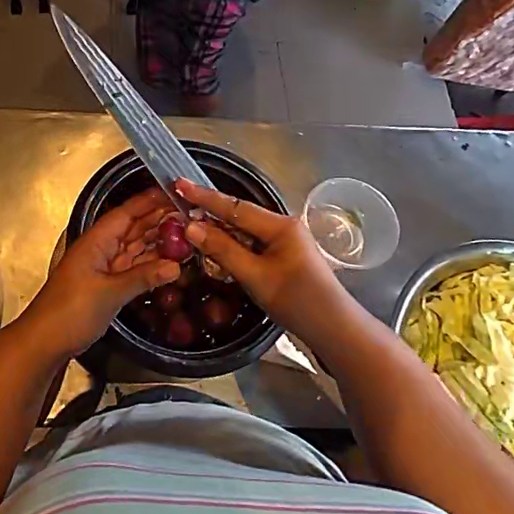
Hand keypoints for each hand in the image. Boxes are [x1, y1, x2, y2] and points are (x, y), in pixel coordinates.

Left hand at [18, 189, 181, 360]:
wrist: (43, 343)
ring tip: (186, 234)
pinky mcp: (107, 285)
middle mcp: (100, 249)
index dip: (150, 201)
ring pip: (135, 247)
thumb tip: (175, 266)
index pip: (127, 212)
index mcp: (96, 241)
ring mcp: (104, 267)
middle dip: (159, 220)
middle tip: (189, 215)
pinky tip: (170, 262)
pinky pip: (133, 267)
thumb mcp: (109, 293)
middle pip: (133, 228)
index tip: (174, 194)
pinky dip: (151, 263)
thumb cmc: (68, 313)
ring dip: (158, 241)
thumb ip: (143, 277)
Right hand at [176, 179, 363, 341]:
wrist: (335, 329)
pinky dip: (232, 247)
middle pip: (240, 216)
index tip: (179, 183)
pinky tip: (215, 251)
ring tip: (189, 229)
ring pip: (245, 231)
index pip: (235, 207)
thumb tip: (192, 228)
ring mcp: (286, 242)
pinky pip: (252, 245)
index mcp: (281, 225)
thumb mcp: (256, 277)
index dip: (204, 197)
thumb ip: (223, 250)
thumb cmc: (299, 302)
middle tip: (178, 207)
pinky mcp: (284, 258)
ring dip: (219, 232)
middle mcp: (284, 227)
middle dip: (209, 212)